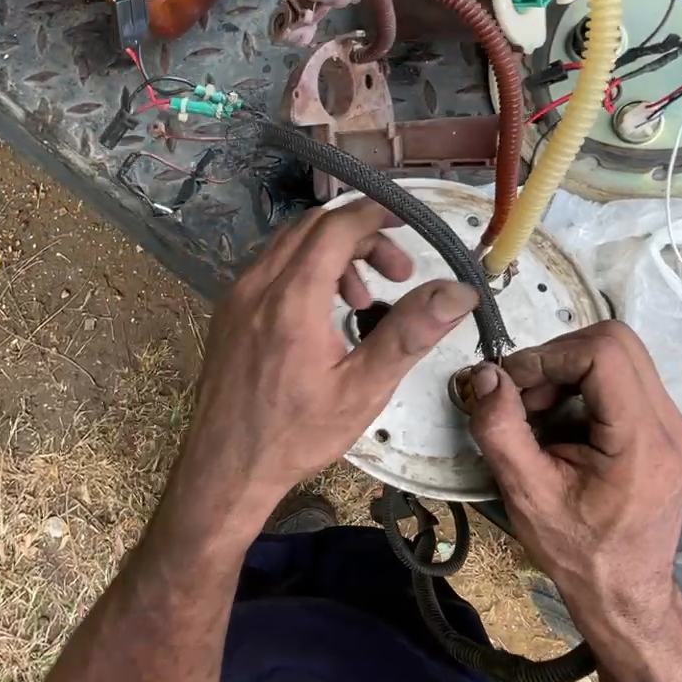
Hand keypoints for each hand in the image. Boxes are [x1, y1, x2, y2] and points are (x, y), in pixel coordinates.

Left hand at [178, 199, 479, 520]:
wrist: (224, 466)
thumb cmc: (296, 434)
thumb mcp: (362, 390)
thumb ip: (408, 333)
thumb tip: (457, 291)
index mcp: (291, 299)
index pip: (335, 227)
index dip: (374, 214)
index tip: (408, 222)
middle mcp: (257, 285)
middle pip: (312, 228)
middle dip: (360, 236)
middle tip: (397, 273)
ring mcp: (236, 296)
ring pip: (288, 245)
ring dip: (332, 255)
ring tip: (365, 301)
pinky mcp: (228, 311)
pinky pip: (270, 268)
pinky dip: (304, 271)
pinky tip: (325, 315)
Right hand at [461, 321, 681, 640]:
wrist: (624, 593)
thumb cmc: (576, 550)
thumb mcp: (524, 492)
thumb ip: (500, 428)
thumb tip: (485, 373)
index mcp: (643, 441)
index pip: (604, 352)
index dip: (548, 356)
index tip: (513, 387)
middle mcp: (670, 424)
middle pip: (615, 341)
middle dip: (555, 356)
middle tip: (523, 396)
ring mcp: (672, 424)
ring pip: (617, 353)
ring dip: (565, 368)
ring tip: (536, 411)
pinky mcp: (663, 428)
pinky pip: (620, 376)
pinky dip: (579, 382)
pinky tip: (557, 419)